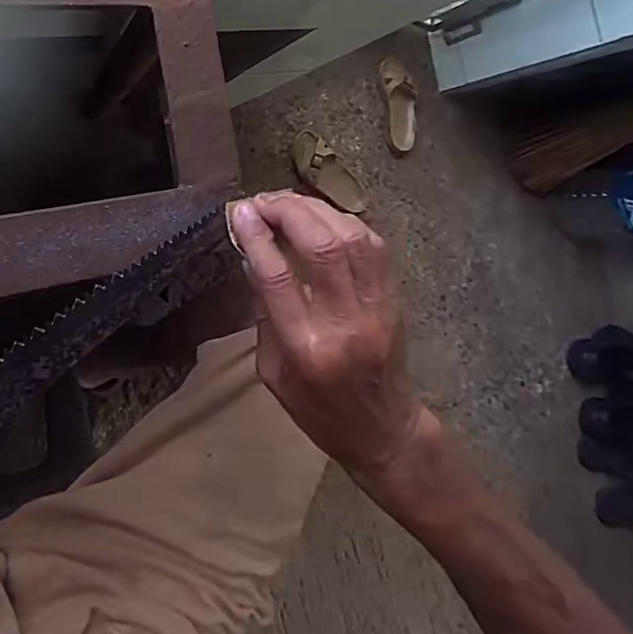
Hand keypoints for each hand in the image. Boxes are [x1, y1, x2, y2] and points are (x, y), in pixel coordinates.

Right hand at [228, 192, 435, 480]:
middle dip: (286, 212)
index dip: (256, 236)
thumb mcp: (271, 372)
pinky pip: (373, 244)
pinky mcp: (394, 298)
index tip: (239, 211)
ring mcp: (376, 307)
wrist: (384, 431)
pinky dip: (343, 221)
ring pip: (351, 237)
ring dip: (315, 209)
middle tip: (261, 202)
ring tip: (286, 202)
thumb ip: (262, 315)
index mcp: (307, 348)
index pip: (277, 276)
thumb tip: (253, 258)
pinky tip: (320, 216)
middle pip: (320, 246)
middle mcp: (346, 322)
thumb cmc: (318, 410)